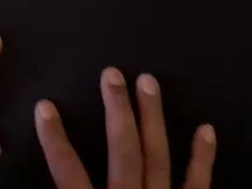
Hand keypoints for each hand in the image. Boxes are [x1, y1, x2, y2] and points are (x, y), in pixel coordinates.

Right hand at [35, 68, 215, 188]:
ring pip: (159, 158)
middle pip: (124, 153)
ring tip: (148, 81)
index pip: (69, 172)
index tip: (44, 106)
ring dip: (153, 118)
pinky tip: (207, 130)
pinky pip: (199, 187)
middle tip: (112, 74)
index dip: (55, 139)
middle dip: (117, 111)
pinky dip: (203, 159)